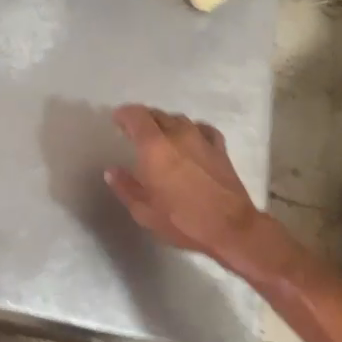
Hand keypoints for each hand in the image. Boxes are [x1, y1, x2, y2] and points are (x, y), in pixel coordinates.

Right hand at [105, 105, 261, 261]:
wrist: (229, 227)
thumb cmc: (181, 220)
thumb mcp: (143, 211)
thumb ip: (125, 187)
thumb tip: (112, 170)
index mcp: (154, 146)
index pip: (136, 115)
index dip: (124, 114)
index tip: (117, 120)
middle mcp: (177, 134)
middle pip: (157, 114)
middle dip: (143, 120)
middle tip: (134, 132)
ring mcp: (201, 139)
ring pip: (179, 120)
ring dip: (166, 124)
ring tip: (160, 137)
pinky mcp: (220, 148)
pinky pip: (202, 129)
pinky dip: (191, 131)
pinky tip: (190, 141)